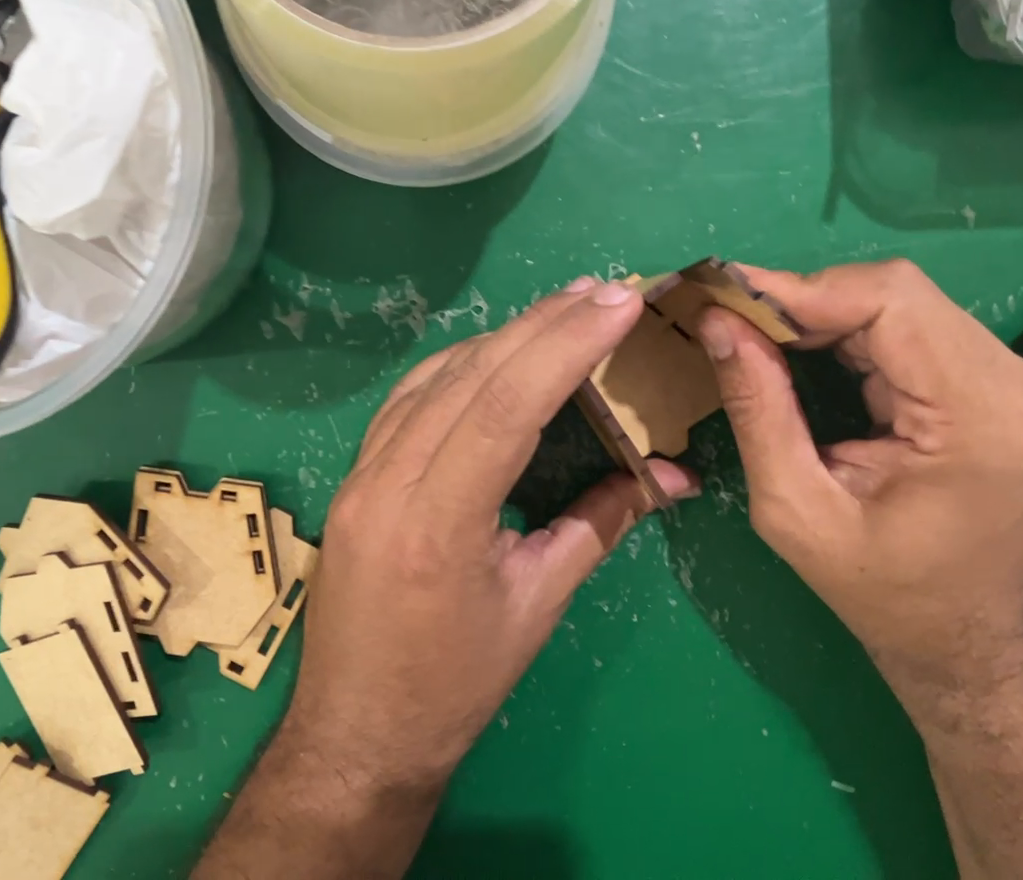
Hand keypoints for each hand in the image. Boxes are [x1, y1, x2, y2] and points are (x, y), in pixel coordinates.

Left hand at [282, 278, 699, 793]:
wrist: (358, 731)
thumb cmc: (455, 685)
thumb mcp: (537, 605)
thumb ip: (599, 524)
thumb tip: (669, 477)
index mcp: (437, 523)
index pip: (502, 405)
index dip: (564, 344)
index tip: (617, 303)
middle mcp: (387, 483)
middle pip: (467, 376)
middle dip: (541, 325)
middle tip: (601, 291)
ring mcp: (360, 477)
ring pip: (432, 378)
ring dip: (500, 338)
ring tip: (560, 311)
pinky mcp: (353, 478)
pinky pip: (406, 401)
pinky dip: (456, 368)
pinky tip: (493, 356)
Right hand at [696, 261, 1022, 672]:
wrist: (959, 634)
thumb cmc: (877, 589)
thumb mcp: (794, 509)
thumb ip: (758, 409)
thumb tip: (718, 321)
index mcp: (979, 418)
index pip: (891, 301)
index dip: (803, 288)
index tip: (727, 294)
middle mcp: (1017, 385)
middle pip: (898, 294)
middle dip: (806, 300)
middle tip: (733, 316)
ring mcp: (1019, 380)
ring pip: (904, 302)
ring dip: (825, 313)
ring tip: (758, 332)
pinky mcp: (1002, 383)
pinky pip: (915, 327)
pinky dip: (850, 329)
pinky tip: (805, 348)